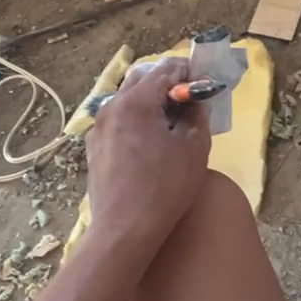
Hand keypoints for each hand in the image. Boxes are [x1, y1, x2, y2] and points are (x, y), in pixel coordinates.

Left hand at [83, 56, 212, 248]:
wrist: (124, 231)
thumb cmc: (165, 187)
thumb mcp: (195, 147)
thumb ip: (197, 114)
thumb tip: (196, 100)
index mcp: (135, 103)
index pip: (165, 69)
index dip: (189, 72)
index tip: (205, 84)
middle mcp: (111, 107)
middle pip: (142, 79)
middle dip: (168, 82)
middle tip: (190, 99)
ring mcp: (98, 127)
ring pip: (128, 98)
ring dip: (152, 100)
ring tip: (173, 121)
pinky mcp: (95, 146)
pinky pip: (119, 119)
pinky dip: (138, 117)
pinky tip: (153, 139)